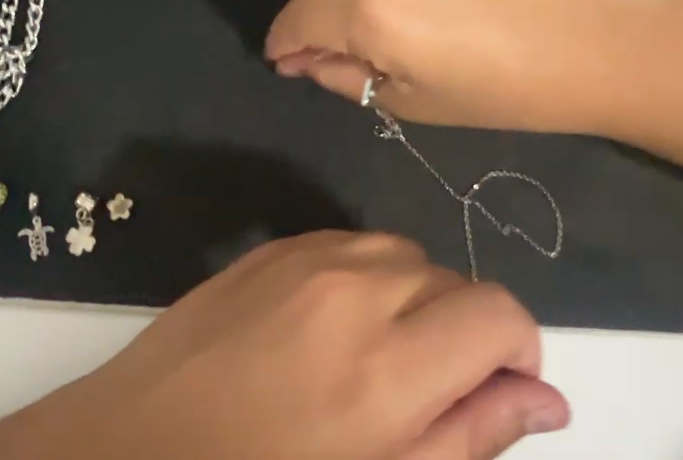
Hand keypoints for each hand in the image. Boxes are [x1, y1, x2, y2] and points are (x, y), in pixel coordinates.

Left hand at [0, 232, 566, 459]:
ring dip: (415, 298)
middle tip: (425, 390)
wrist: (136, 445)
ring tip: (378, 356)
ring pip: (406, 253)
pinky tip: (335, 323)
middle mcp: (354, 288)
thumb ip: (472, 435)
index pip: (499, 313)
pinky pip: (352, 242)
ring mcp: (307, 255)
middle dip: (463, 331)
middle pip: (455, 280)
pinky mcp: (272, 244)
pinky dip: (368, 275)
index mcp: (386, 366)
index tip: (496, 388)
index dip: (517, 352)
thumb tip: (546, 400)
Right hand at [265, 0, 667, 134]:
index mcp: (372, 11)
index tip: (286, 57)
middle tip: (351, 41)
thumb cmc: (507, 92)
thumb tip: (305, 59)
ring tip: (406, 10)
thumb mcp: (415, 103)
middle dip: (319, 10)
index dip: (283, 42)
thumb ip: (345, 77)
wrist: (602, 42)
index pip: (296, 18)